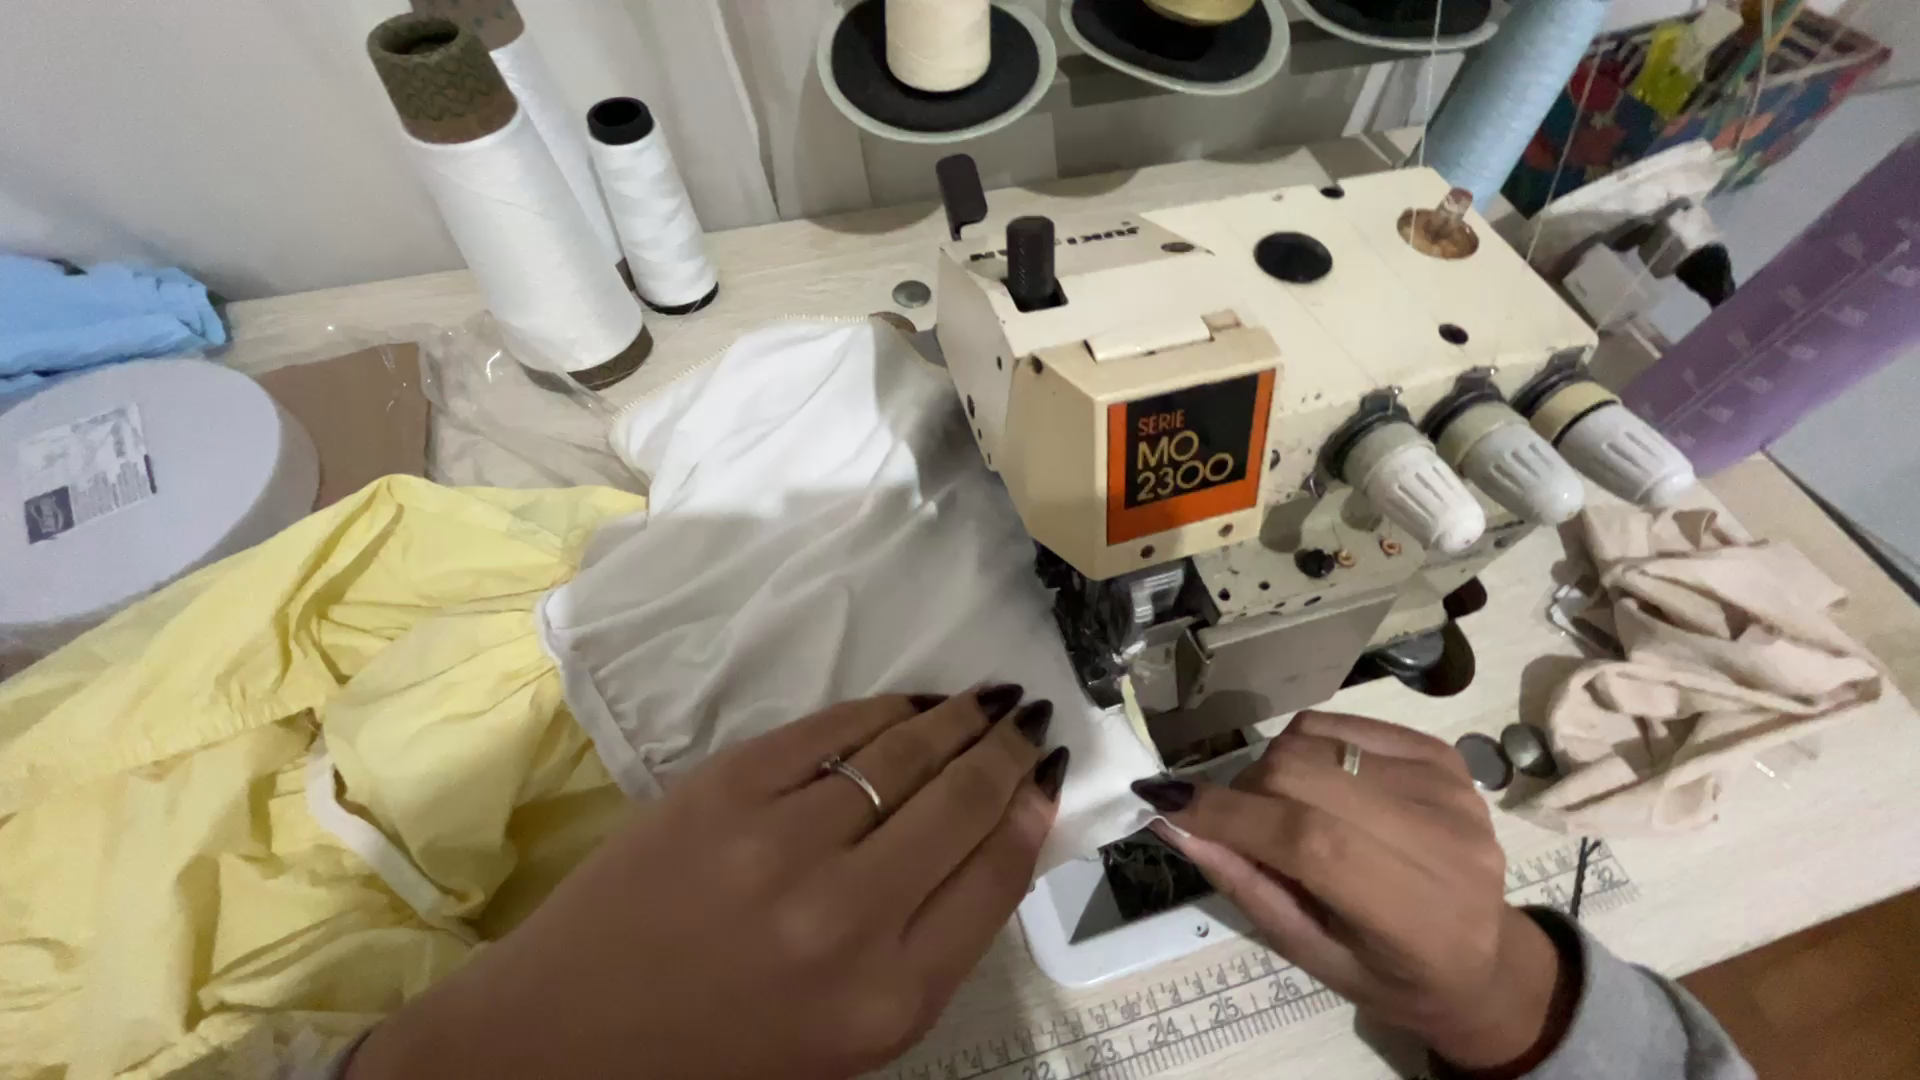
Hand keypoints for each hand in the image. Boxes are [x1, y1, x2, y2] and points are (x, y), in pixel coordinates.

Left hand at [347, 688, 1070, 1079]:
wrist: (564, 1043)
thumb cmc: (724, 1053)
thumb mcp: (853, 1034)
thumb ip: (931, 939)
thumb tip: (996, 831)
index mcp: (888, 999)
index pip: (997, 874)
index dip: (1033, 807)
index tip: (1049, 768)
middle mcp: (847, 917)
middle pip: (963, 801)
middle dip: (1008, 748)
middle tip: (1030, 715)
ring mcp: (781, 842)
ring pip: (905, 753)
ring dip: (959, 716)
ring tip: (988, 698)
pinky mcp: (726, 787)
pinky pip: (835, 728)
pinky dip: (886, 708)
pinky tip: (913, 702)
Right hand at [1132, 712, 1574, 1075]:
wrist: (1486, 961)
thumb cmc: (1391, 974)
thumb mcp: (1311, 954)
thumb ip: (1244, 884)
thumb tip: (1174, 820)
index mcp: (1415, 914)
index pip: (1307, 840)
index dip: (1229, 814)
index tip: (1166, 799)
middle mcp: (1442, 841)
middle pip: (1302, 774)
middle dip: (1246, 790)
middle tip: (1242, 823)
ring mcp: (1448, 789)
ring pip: (1311, 741)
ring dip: (1274, 769)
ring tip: (1287, 808)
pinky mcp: (1442, 754)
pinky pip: (1337, 724)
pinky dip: (1305, 746)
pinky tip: (1321, 784)